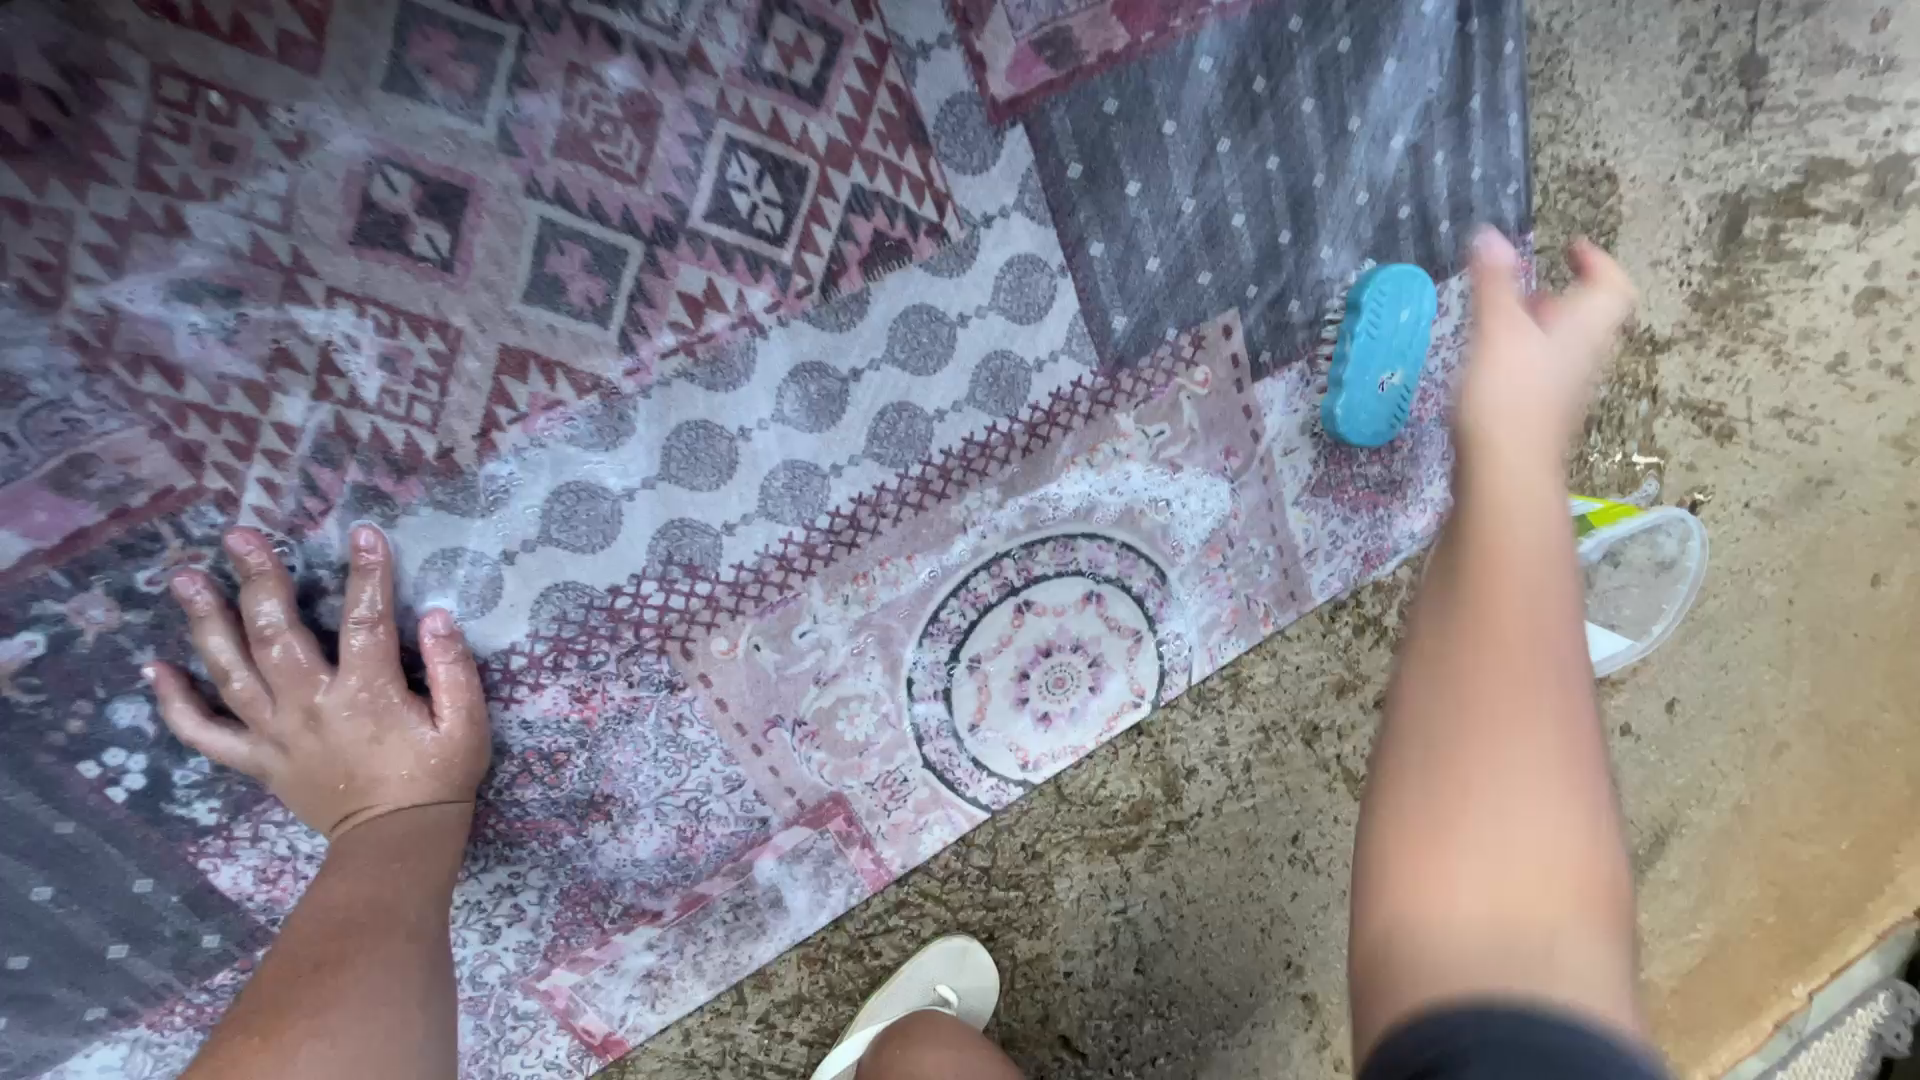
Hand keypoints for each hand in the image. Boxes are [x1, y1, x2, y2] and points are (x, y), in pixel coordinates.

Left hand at [148, 524, 490, 838]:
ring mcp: (276, 733)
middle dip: (258, 581)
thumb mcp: (467, 722)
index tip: (364, 533)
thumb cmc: (440, 774)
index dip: (368, 574)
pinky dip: (175, 702)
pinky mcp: (258, 758)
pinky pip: (204, 732)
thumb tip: (437, 618)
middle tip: (239, 538)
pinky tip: (156, 670)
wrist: (398, 839)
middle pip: (277, 634)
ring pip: (229, 671)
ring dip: (204, 623)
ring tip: (183, 580)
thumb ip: (453, 669)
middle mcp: (311, 705)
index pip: (367, 620)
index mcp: (367, 693)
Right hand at [1456, 228, 1636, 467]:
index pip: (1610, 285)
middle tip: (1535, 284)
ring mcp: (1563, 388)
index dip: (1597, 261)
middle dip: (1564, 296)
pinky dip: (1523, 357)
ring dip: (1541, 328)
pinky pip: (1541, 372)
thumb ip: (1493, 284)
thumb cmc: (1508, 396)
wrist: (1505, 469)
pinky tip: (1492, 363)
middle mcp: (1584, 356)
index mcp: (1585, 329)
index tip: (1573, 246)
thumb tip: (1489, 234)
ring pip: (1563, 346)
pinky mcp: (1539, 412)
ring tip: (1507, 319)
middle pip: (1589, 317)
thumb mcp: (1497, 332)